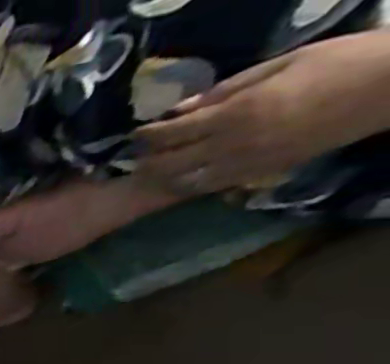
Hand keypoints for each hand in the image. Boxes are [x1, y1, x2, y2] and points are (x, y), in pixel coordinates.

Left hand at [135, 31, 389, 193]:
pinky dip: (191, 184)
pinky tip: (187, 178)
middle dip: (146, 161)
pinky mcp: (262, 173)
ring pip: (183, 182)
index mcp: (235, 113)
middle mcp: (231, 144)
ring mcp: (245, 162)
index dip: (146, 135)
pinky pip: (212, 186)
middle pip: (167, 163)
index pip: (170, 133)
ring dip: (164, 178)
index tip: (136, 133)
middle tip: (138, 156)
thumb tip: (181, 108)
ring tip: (155, 171)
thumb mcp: (284, 63)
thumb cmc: (344, 61)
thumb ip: (227, 89)